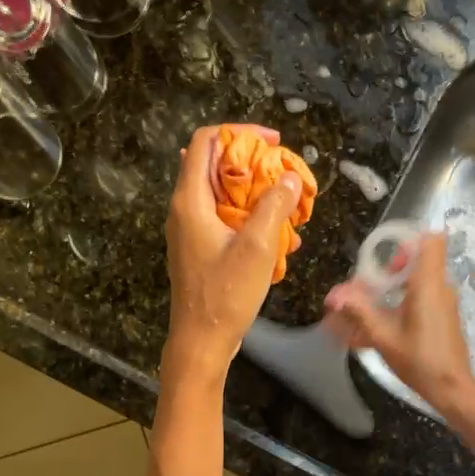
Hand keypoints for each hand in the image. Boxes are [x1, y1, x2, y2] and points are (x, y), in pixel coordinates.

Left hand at [164, 124, 303, 384]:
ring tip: (287, 207)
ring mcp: (190, 233)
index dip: (240, 133)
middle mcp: (184, 210)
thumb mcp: (257, 248)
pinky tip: (277, 239)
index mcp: (190, 201)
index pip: (206, 141)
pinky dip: (249, 220)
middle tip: (285, 176)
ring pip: (222, 196)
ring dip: (255, 195)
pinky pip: (224, 222)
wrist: (201, 342)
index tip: (273, 142)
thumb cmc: (225, 296)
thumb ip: (274, 206)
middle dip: (253, 166)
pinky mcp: (199, 253)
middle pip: (215, 167)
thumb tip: (290, 177)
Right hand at [324, 233, 474, 413]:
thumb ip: (359, 311)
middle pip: (420, 260)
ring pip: (420, 281)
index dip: (409, 240)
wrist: (452, 389)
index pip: (432, 240)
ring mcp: (446, 303)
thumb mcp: (384, 337)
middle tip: (372, 288)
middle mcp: (441, 287)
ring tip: (372, 309)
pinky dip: (404, 304)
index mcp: (429, 284)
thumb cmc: (420, 361)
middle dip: (392, 269)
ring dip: (395, 289)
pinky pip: (424, 299)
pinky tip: (384, 326)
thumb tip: (335, 296)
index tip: (387, 258)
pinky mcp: (445, 317)